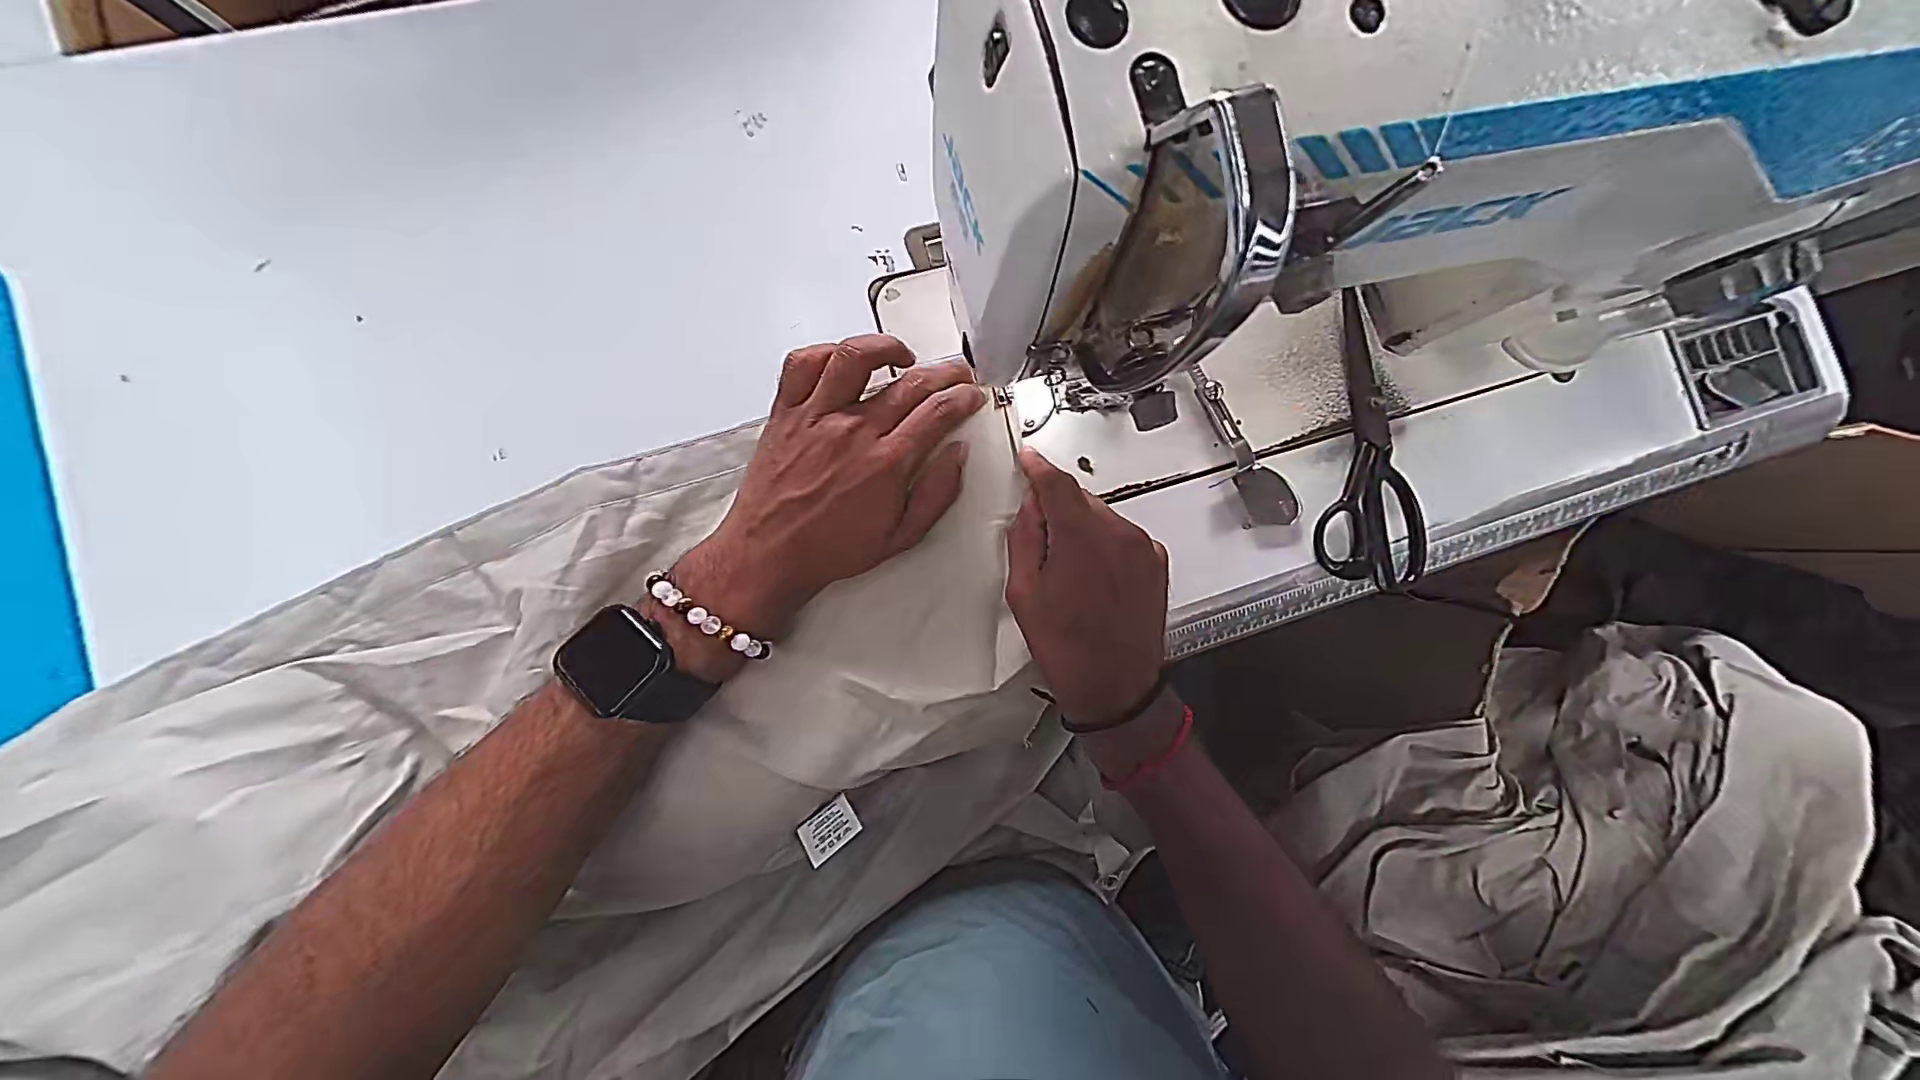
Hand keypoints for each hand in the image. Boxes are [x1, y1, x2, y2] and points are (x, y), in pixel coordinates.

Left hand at [655, 335, 984, 680]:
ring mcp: (816, 418)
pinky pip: (802, 365)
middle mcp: (852, 433)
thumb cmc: (828, 548)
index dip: (963, 397)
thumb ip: (936, 494)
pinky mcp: (786, 414)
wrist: (770, 554)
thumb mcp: (900, 537)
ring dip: (887, 346)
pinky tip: (843, 361)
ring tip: (903, 354)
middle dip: (945, 372)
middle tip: (954, 374)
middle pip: (910, 382)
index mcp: (886, 464)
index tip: (969, 396)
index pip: (938, 411)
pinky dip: (825, 352)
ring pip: (855, 358)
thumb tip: (956, 457)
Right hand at [1005, 447, 1168, 727]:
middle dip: (1057, 509)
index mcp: (1081, 539)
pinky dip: (1105, 543)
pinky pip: (1123, 535)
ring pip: (1102, 515)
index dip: (1038, 467)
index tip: (1030, 460)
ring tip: (1070, 573)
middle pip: (1080, 498)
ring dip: (1082, 528)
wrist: (1115, 686)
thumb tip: (1028, 510)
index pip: (1056, 483)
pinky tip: (1092, 577)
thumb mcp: (1024, 592)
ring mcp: (1142, 548)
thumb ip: (1023, 538)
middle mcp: (1119, 536)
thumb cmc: (1071, 650)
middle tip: (1042, 543)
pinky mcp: (1155, 561)